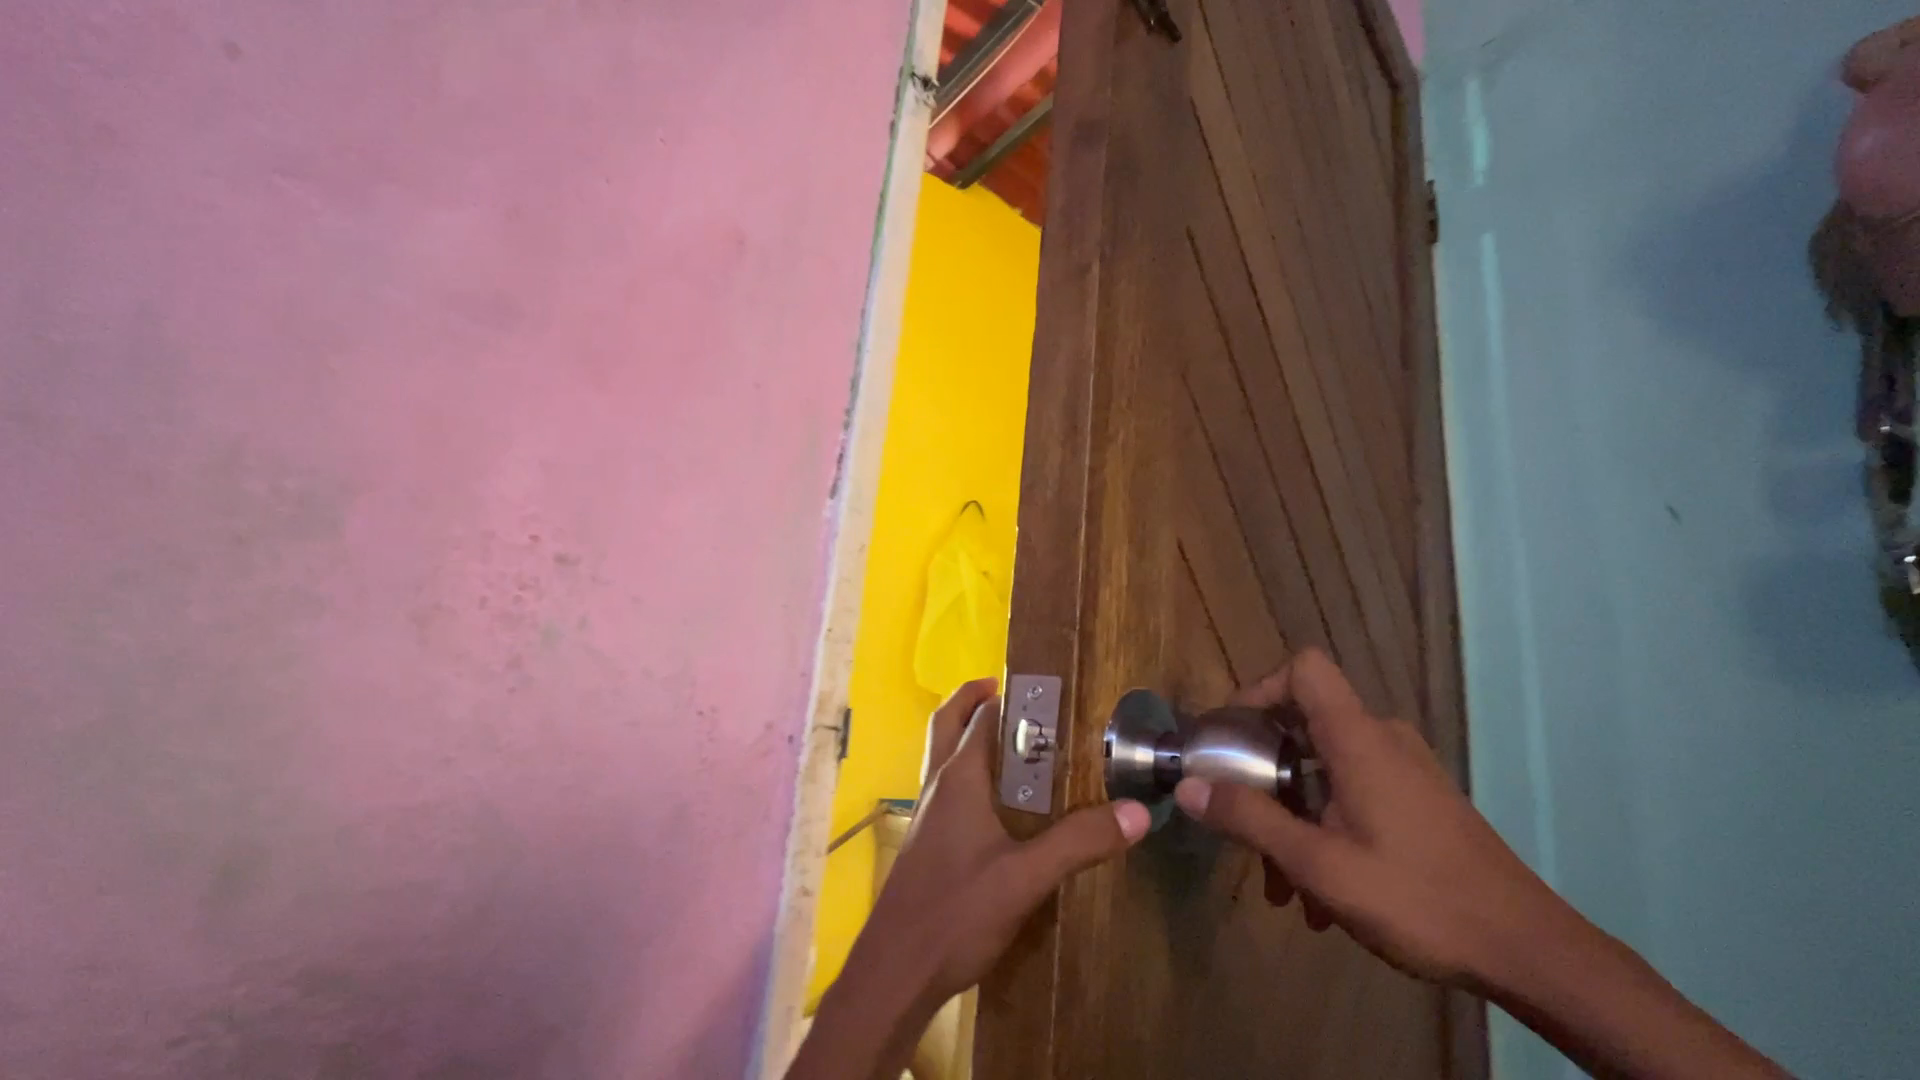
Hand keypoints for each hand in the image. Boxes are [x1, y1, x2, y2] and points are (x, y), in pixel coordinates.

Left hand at [789, 679, 1149, 1079]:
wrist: (895, 970)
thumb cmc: (955, 912)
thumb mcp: (1026, 877)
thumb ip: (1079, 842)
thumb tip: (1137, 812)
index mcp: (958, 779)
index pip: (980, 716)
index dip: (1010, 694)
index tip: (1047, 686)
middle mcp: (938, 787)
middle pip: (948, 725)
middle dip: (976, 702)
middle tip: (1017, 696)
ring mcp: (928, 815)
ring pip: (946, 758)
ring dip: (974, 740)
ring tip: (1024, 747)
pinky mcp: (928, 843)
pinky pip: (951, 792)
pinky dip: (975, 779)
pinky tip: (1006, 809)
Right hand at [1173, 650, 1567, 989]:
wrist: (1526, 949)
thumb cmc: (1417, 898)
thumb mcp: (1318, 864)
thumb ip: (1250, 819)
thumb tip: (1188, 786)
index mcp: (1359, 739)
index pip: (1303, 669)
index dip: (1258, 689)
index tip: (1229, 739)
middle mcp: (1382, 741)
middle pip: (1302, 727)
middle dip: (1263, 777)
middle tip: (1242, 828)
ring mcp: (1404, 772)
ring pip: (1324, 772)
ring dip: (1291, 818)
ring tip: (1281, 888)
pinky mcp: (1418, 802)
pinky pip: (1352, 796)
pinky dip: (1324, 830)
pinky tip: (1320, 898)